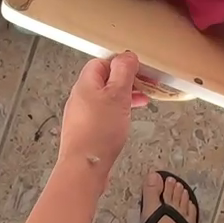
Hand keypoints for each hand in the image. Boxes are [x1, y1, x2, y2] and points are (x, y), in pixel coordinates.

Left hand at [57, 51, 144, 171]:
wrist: (85, 167)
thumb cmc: (99, 132)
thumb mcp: (118, 95)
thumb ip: (123, 72)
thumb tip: (127, 55)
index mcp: (85, 84)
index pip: (101, 62)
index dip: (120, 63)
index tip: (138, 69)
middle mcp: (79, 97)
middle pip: (103, 80)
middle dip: (125, 81)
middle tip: (143, 86)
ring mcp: (81, 115)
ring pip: (104, 98)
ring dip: (123, 98)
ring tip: (140, 103)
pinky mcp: (85, 131)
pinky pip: (102, 115)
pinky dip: (116, 113)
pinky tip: (125, 121)